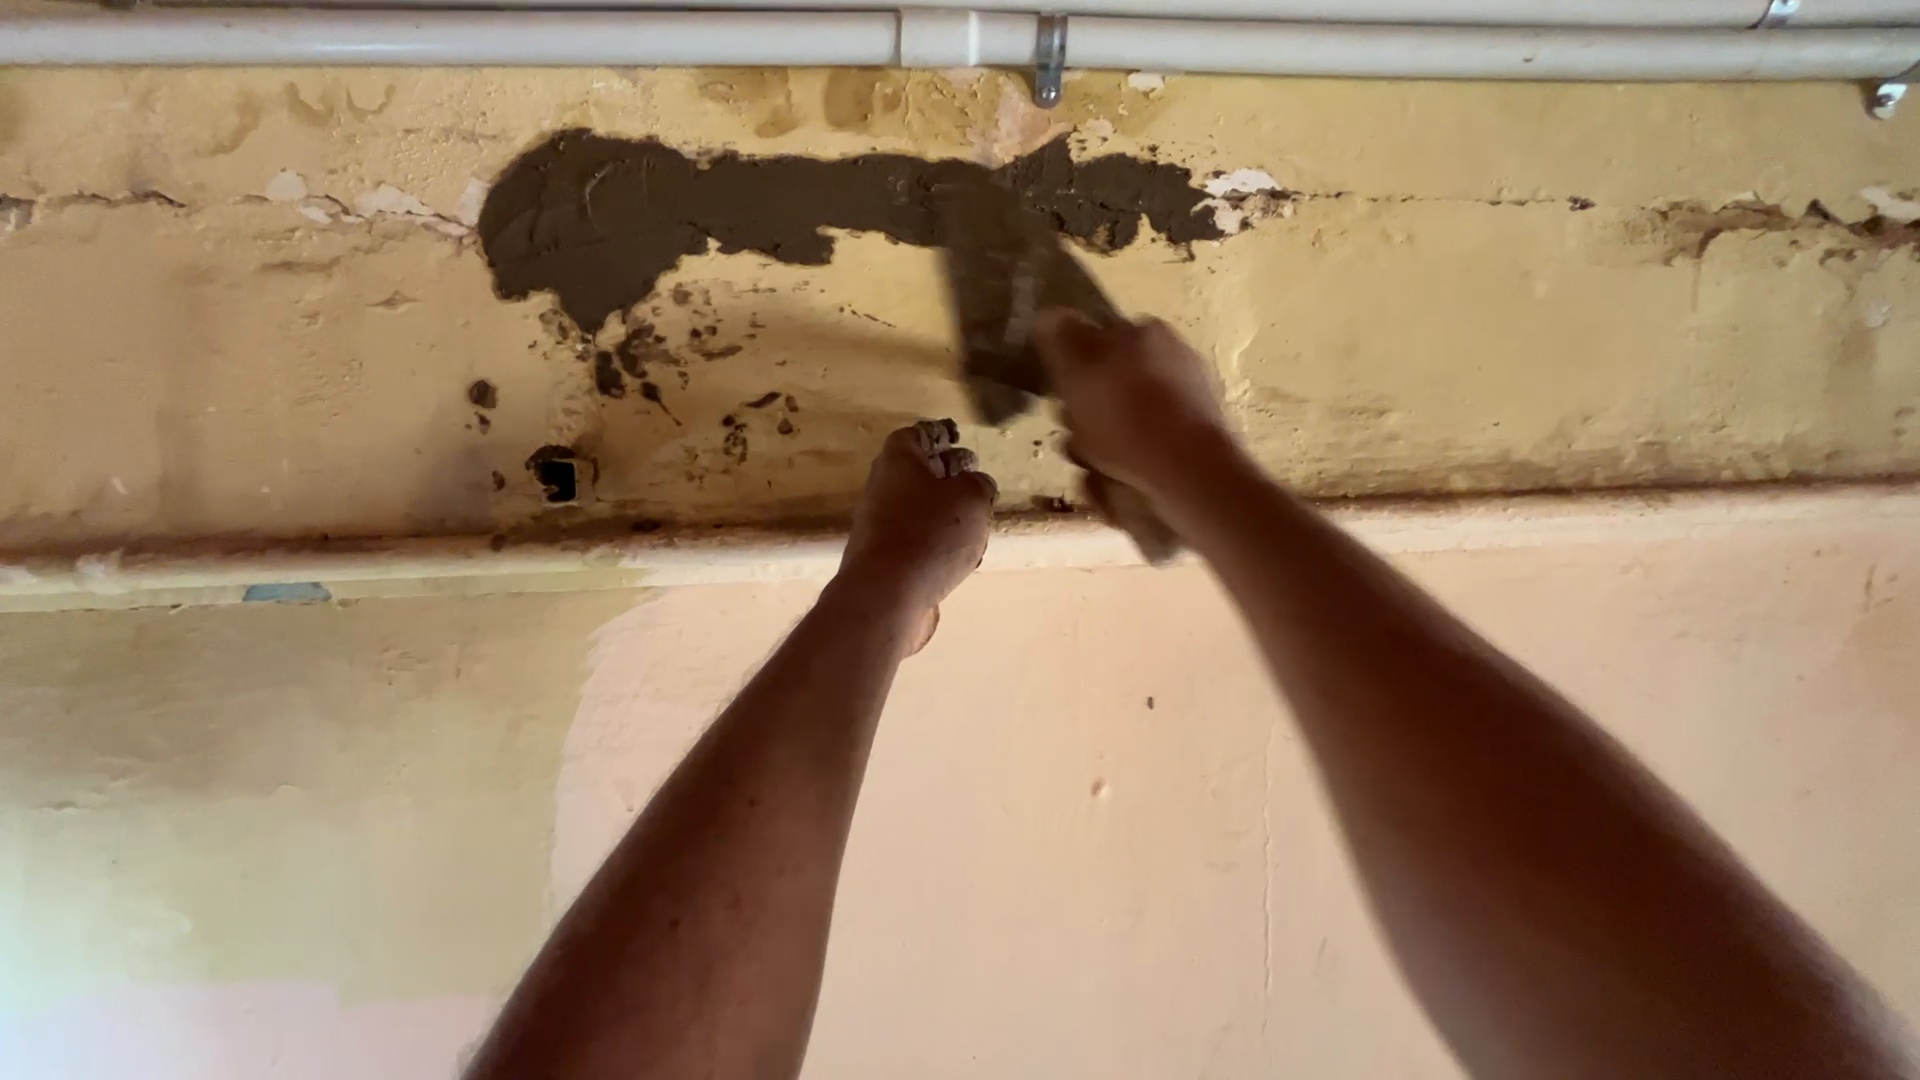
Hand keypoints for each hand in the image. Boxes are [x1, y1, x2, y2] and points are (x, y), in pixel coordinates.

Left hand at [836, 420, 996, 649]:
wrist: (887, 594)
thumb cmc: (930, 533)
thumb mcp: (970, 499)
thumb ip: (978, 485)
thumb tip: (977, 485)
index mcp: (899, 462)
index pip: (916, 435)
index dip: (937, 433)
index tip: (955, 435)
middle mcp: (884, 489)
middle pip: (917, 472)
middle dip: (947, 471)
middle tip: (973, 472)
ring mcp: (883, 527)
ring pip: (920, 508)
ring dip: (947, 510)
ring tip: (976, 517)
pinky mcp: (888, 560)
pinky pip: (919, 541)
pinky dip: (939, 542)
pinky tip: (962, 555)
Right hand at [1034, 311, 1234, 507]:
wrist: (1189, 472)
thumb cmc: (1125, 419)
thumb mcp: (1077, 371)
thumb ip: (1060, 338)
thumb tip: (1049, 313)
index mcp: (1146, 331)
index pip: (1098, 339)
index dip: (1073, 369)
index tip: (1061, 397)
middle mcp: (1175, 356)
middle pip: (1113, 383)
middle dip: (1089, 410)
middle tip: (1075, 435)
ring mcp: (1193, 397)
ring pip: (1130, 418)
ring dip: (1105, 441)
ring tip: (1094, 466)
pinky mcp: (1199, 437)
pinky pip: (1149, 448)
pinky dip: (1130, 462)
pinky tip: (1118, 481)